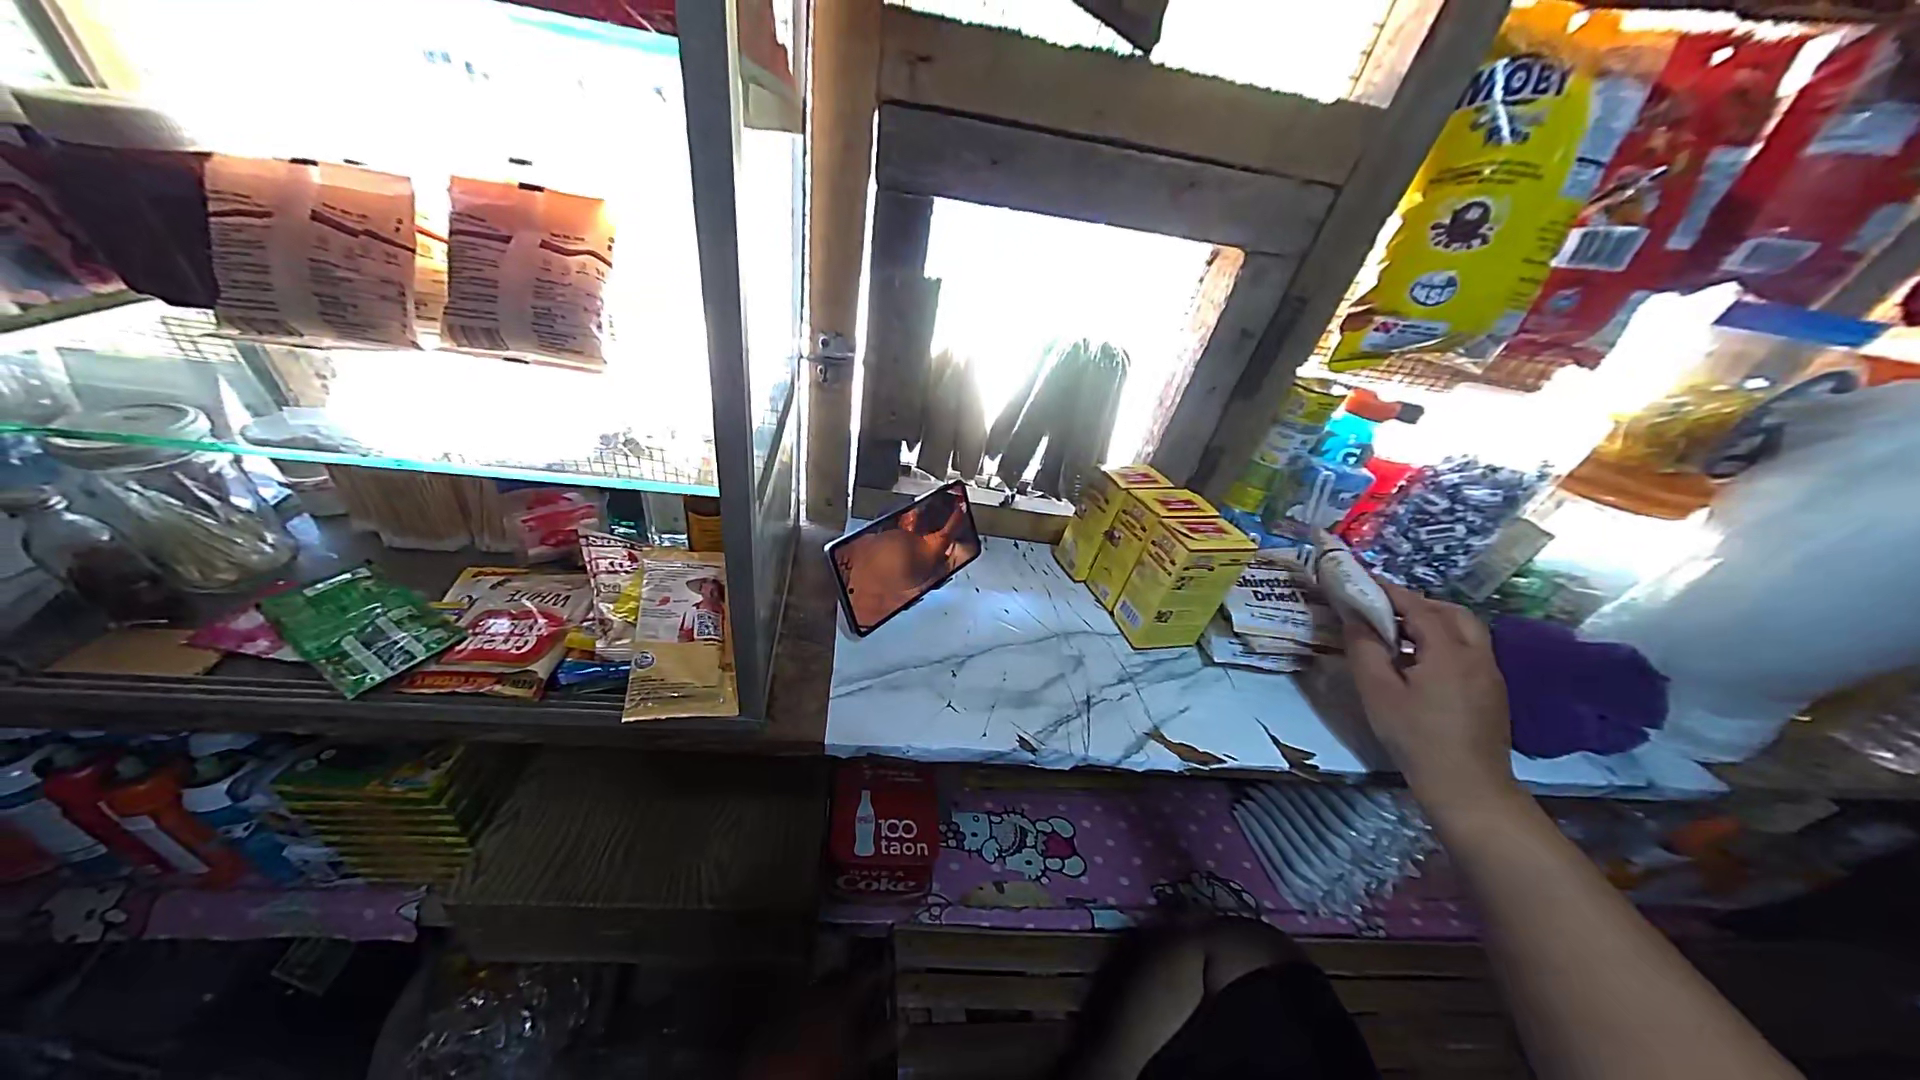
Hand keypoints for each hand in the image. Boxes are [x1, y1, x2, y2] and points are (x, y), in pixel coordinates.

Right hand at [1341, 582, 1518, 818]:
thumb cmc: (1416, 736)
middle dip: (1418, 603)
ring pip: (1466, 631)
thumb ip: (1365, 649)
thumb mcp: (1378, 692)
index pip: (1419, 607)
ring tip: (1400, 633)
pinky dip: (1445, 641)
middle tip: (1385, 609)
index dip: (1391, 592)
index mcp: (1449, 650)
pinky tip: (1420, 662)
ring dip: (1434, 622)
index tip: (1365, 582)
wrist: (1467, 786)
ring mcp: (1490, 673)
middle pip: (1452, 613)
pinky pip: (1470, 650)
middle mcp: (1477, 654)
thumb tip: (1355, 618)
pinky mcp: (1493, 691)